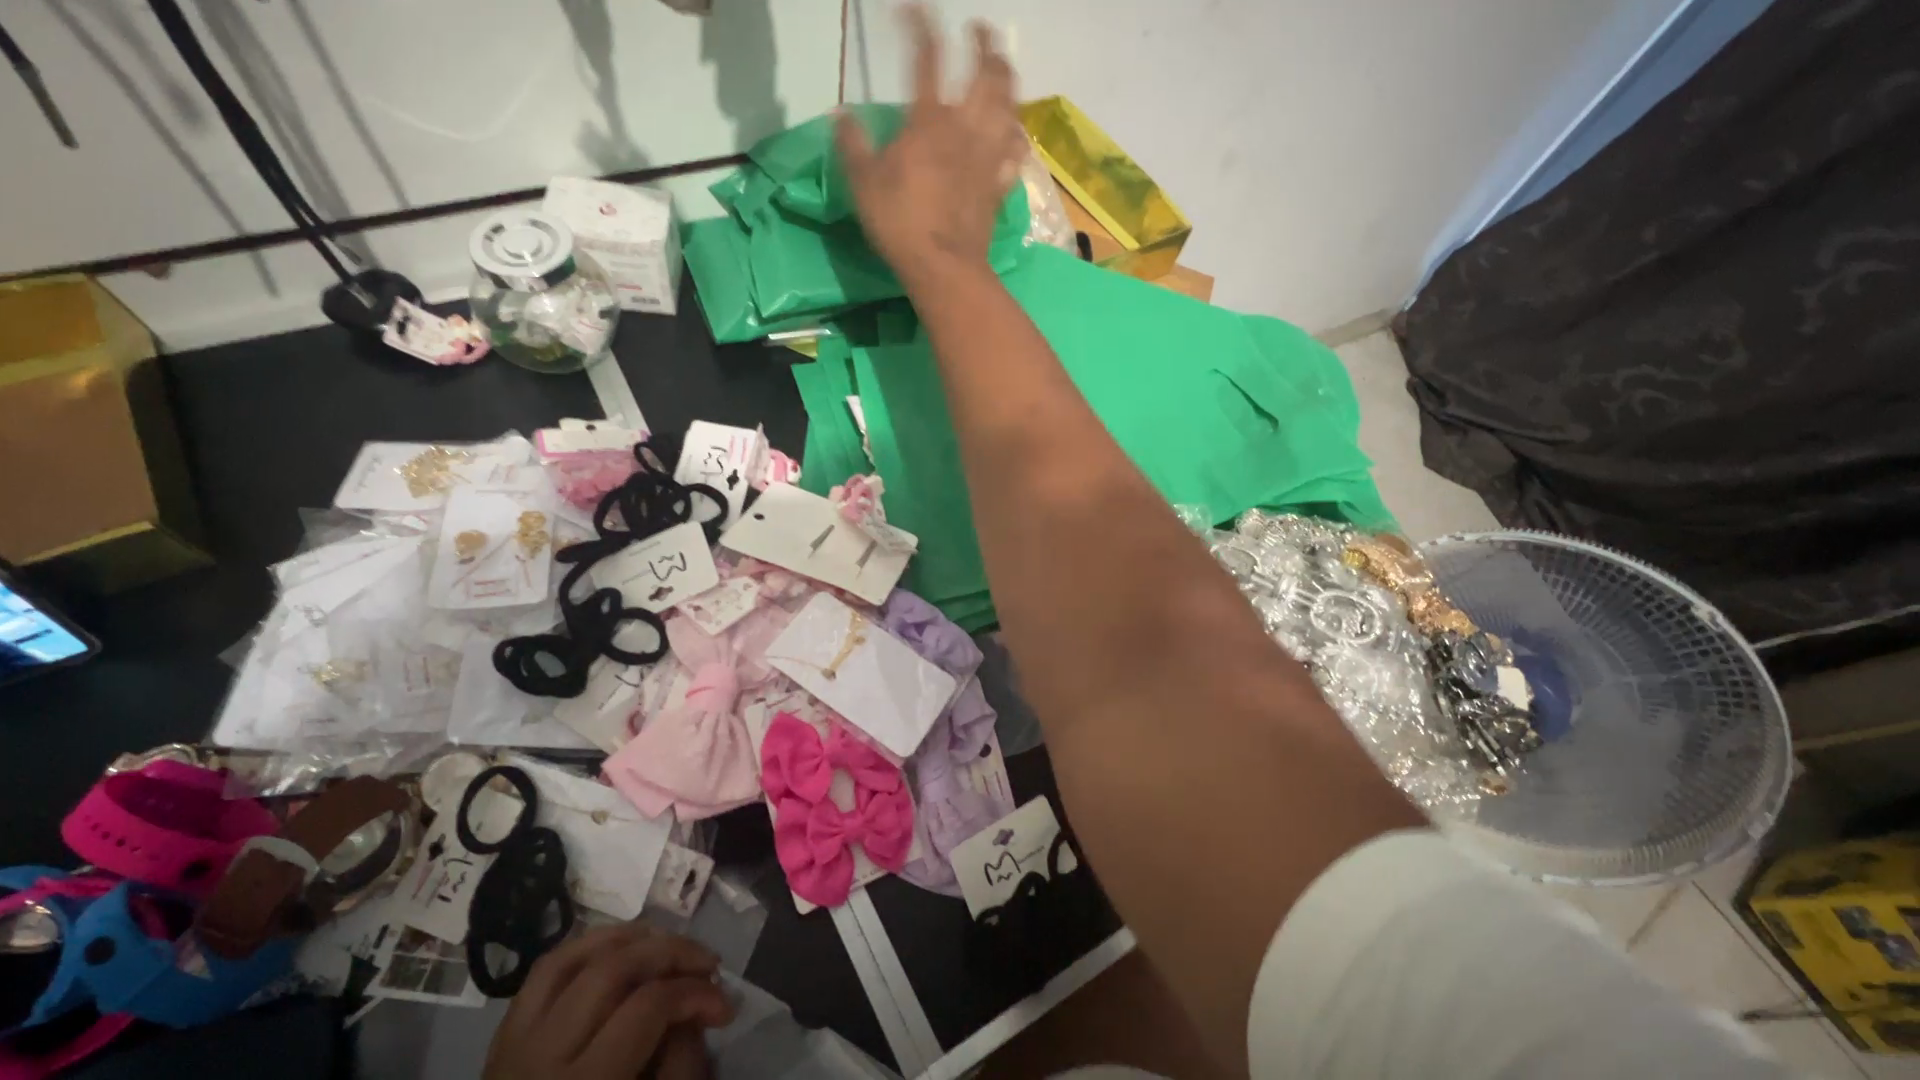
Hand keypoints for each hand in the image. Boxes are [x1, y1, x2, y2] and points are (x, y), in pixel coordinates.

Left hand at [483, 922, 733, 1079]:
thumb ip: (681, 1064)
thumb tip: (692, 1007)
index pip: (647, 1008)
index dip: (695, 994)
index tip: (725, 1006)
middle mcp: (540, 1058)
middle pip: (611, 971)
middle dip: (670, 953)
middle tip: (708, 965)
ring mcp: (512, 1045)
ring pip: (570, 959)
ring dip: (625, 938)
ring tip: (666, 943)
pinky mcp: (502, 1039)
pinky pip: (544, 972)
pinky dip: (585, 948)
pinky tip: (618, 948)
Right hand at [836, 4, 1029, 284]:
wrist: (943, 266)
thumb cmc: (899, 223)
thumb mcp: (863, 183)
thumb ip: (853, 145)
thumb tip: (840, 114)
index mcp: (928, 122)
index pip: (926, 59)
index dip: (920, 26)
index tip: (913, 7)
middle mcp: (966, 129)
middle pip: (986, 75)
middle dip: (985, 45)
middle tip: (981, 30)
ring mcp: (988, 156)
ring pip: (1009, 106)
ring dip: (1008, 80)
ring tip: (1004, 66)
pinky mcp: (1001, 184)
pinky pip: (1016, 151)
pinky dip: (1017, 135)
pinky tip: (1015, 129)